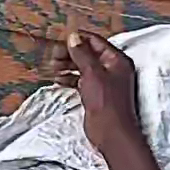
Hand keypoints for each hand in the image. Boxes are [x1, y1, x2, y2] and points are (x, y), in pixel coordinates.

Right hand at [64, 31, 142, 155]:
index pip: (95, 42)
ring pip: (83, 67)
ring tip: (53, 68)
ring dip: (68, 66)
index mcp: (116, 60)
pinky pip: (81, 80)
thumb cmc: (106, 102)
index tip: (61, 40)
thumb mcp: (92, 73)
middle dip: (70, 54)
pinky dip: (70, 79)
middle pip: (88, 54)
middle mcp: (112, 69)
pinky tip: (59, 80)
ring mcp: (105, 82)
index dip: (78, 39)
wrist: (111, 132)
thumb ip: (82, 54)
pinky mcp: (96, 94)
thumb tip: (73, 37)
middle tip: (54, 57)